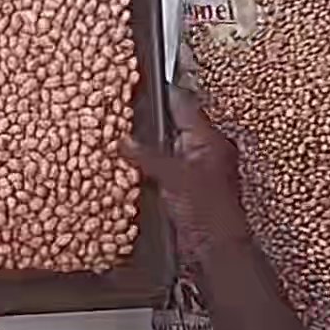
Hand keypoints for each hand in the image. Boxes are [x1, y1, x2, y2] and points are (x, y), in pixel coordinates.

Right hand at [131, 88, 251, 255]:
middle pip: (169, 124)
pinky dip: (141, 164)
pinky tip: (123, 163)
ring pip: (161, 147)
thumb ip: (147, 157)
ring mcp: (189, 169)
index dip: (161, 91)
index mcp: (207, 140)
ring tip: (114, 133)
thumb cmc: (207, 212)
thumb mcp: (175, 178)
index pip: (182, 104)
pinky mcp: (178, 187)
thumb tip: (122, 141)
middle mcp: (199, 150)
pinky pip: (156, 167)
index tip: (137, 81)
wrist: (214, 248)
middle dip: (145, 118)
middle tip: (118, 107)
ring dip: (142, 143)